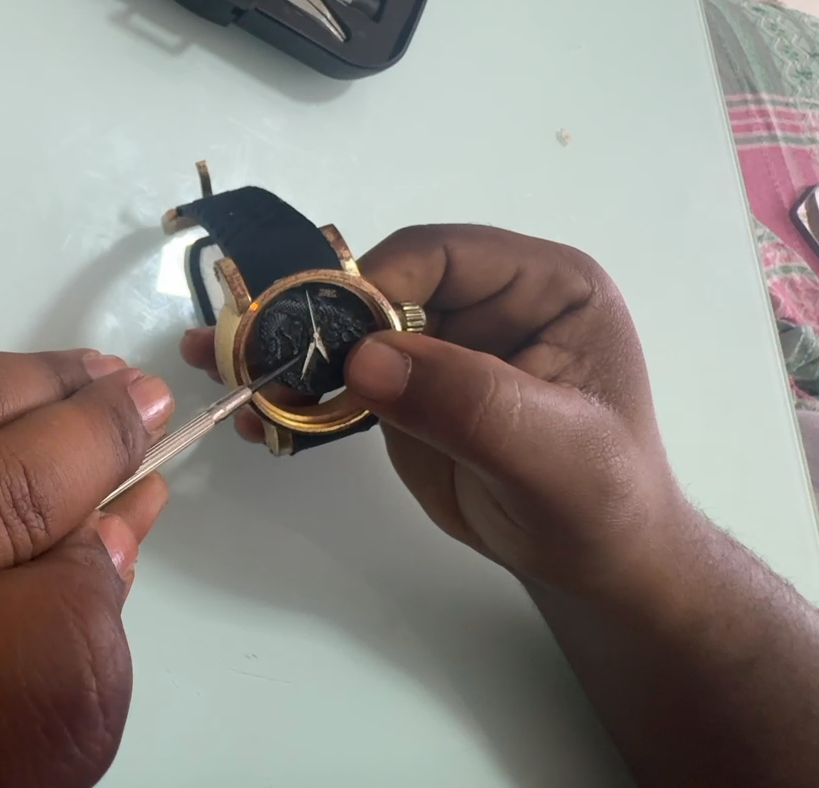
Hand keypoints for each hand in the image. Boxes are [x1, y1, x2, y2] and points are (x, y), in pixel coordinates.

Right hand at [183, 225, 693, 603]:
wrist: (585, 563)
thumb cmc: (596, 503)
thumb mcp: (554, 455)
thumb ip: (468, 402)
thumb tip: (362, 359)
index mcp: (537, 285)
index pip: (437, 255)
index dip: (372, 283)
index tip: (324, 335)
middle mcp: (479, 299)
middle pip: (374, 285)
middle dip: (306, 316)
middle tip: (244, 344)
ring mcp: (434, 340)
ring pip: (344, 326)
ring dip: (284, 350)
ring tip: (222, 368)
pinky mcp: (399, 382)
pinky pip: (337, 374)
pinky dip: (295, 392)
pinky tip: (258, 417)